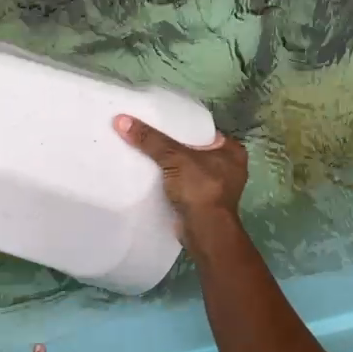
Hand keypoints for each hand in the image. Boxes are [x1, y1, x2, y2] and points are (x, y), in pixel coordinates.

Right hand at [113, 114, 247, 236]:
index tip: (159, 120)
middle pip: (193, 149)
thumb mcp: (174, 157)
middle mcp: (228, 166)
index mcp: (232, 150)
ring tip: (144, 151)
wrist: (204, 232)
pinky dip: (169, 180)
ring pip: (187, 168)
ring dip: (169, 165)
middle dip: (172, 145)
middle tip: (147, 134)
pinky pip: (182, 184)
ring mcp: (216, 186)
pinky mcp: (202, 202)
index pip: (202, 130)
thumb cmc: (200, 188)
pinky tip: (150, 174)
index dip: (181, 125)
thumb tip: (120, 119)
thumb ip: (149, 139)